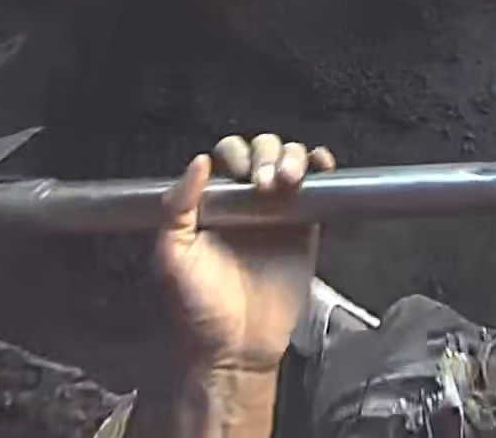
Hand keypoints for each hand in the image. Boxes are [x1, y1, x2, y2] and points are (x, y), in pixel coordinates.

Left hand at [157, 134, 335, 372]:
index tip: (241, 174)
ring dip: (293, 157)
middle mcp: (249, 195)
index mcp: (218, 197)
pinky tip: (320, 165)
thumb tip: (198, 161)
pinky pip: (318, 183)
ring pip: (292, 157)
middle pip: (265, 147)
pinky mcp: (306, 222)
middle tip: (266, 183)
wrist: (237, 348)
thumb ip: (176, 208)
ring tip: (289, 180)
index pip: (231, 152)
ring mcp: (280, 206)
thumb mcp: (173, 257)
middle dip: (268, 154)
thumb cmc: (199, 306)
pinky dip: (322, 165)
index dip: (238, 154)